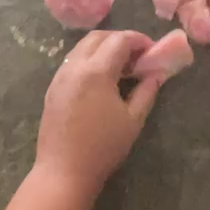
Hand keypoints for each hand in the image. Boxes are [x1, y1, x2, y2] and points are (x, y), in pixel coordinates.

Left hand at [35, 31, 165, 192]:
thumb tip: (156, 74)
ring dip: (103, 48)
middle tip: (138, 55)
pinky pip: (72, 61)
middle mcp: (74, 66)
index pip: (119, 40)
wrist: (64, 171)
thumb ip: (146, 91)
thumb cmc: (103, 148)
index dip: (139, 40)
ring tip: (121, 67)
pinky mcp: (53, 88)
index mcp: (96, 71)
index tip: (153, 51)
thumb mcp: (133, 120)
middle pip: (98, 37)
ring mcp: (60, 76)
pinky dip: (90, 59)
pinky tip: (102, 79)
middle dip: (120, 39)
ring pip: (82, 47)